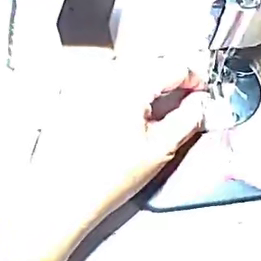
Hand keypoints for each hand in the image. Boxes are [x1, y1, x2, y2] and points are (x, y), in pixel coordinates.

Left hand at [21, 53, 210, 233]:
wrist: (59, 196)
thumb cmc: (102, 179)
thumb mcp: (160, 150)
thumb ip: (188, 119)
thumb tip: (200, 103)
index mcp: (130, 84)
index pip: (173, 66)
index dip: (194, 79)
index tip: (201, 92)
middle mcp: (104, 76)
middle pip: (149, 65)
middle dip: (169, 81)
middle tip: (184, 104)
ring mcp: (85, 84)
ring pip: (127, 73)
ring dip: (146, 87)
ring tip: (151, 118)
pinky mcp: (71, 96)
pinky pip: (105, 85)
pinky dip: (121, 96)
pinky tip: (122, 124)